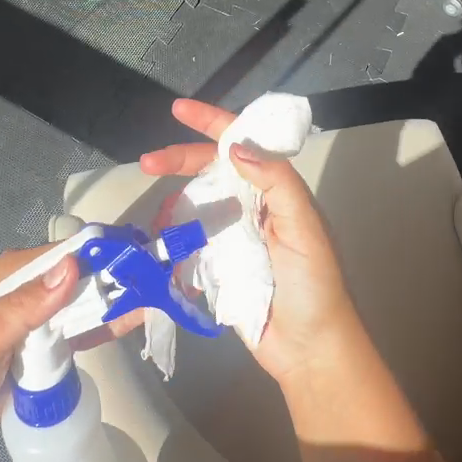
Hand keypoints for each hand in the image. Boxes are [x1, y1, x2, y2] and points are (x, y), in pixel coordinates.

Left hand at [0, 245, 138, 461]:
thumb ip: (22, 307)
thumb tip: (72, 263)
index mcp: (4, 280)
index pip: (61, 253)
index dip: (100, 250)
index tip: (140, 253)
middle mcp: (19, 295)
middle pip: (75, 276)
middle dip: (114, 273)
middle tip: (159, 275)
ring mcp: (28, 326)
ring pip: (79, 303)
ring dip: (112, 299)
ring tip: (156, 295)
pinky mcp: (34, 355)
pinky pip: (73, 334)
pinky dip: (100, 327)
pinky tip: (128, 323)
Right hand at [139, 98, 363, 385]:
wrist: (310, 351)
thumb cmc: (315, 285)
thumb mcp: (305, 228)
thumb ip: (277, 183)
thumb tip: (236, 147)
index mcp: (277, 190)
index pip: (243, 144)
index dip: (212, 123)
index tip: (178, 110)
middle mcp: (254, 205)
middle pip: (211, 170)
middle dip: (179, 160)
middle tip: (146, 163)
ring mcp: (234, 235)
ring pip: (196, 202)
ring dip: (174, 201)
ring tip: (156, 213)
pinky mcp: (218, 265)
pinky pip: (190, 240)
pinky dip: (172, 236)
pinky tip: (159, 242)